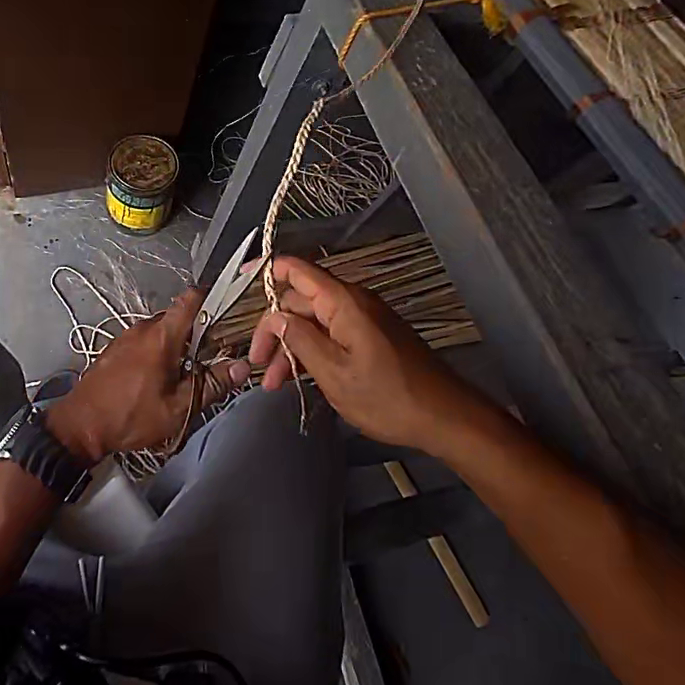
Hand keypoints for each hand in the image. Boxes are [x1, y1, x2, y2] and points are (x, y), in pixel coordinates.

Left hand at [46, 287, 249, 463]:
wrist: (77, 428)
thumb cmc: (130, 417)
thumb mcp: (178, 408)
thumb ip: (212, 385)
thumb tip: (242, 368)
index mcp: (162, 336)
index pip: (191, 299)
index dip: (212, 299)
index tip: (227, 314)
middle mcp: (143, 328)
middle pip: (179, 316)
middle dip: (197, 332)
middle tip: (211, 356)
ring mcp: (126, 337)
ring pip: (161, 330)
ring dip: (176, 344)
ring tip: (184, 371)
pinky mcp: (114, 349)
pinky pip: (144, 341)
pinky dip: (156, 351)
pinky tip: (157, 377)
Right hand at [246, 256, 490, 452]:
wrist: (442, 414)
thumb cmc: (389, 397)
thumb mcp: (334, 372)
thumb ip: (301, 340)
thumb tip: (276, 316)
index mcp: (344, 303)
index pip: (298, 270)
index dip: (268, 270)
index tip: (241, 278)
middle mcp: (354, 303)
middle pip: (302, 301)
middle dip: (276, 330)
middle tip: (260, 366)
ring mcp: (365, 320)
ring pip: (316, 323)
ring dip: (293, 348)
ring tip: (277, 384)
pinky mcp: (373, 337)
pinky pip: (334, 334)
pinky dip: (314, 352)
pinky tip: (303, 378)